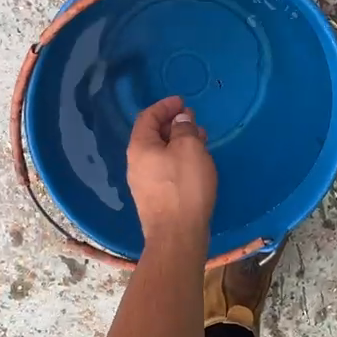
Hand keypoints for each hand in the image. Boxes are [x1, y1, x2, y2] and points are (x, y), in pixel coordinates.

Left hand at [126, 96, 216, 245]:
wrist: (177, 235)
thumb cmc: (184, 186)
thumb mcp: (189, 148)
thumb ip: (184, 129)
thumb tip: (179, 120)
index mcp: (140, 146)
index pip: (147, 117)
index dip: (165, 106)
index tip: (182, 102)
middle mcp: (136, 163)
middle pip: (152, 135)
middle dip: (173, 124)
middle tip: (194, 121)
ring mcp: (143, 183)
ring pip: (160, 153)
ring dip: (178, 142)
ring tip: (200, 140)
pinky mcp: (155, 198)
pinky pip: (165, 169)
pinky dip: (179, 159)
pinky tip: (195, 164)